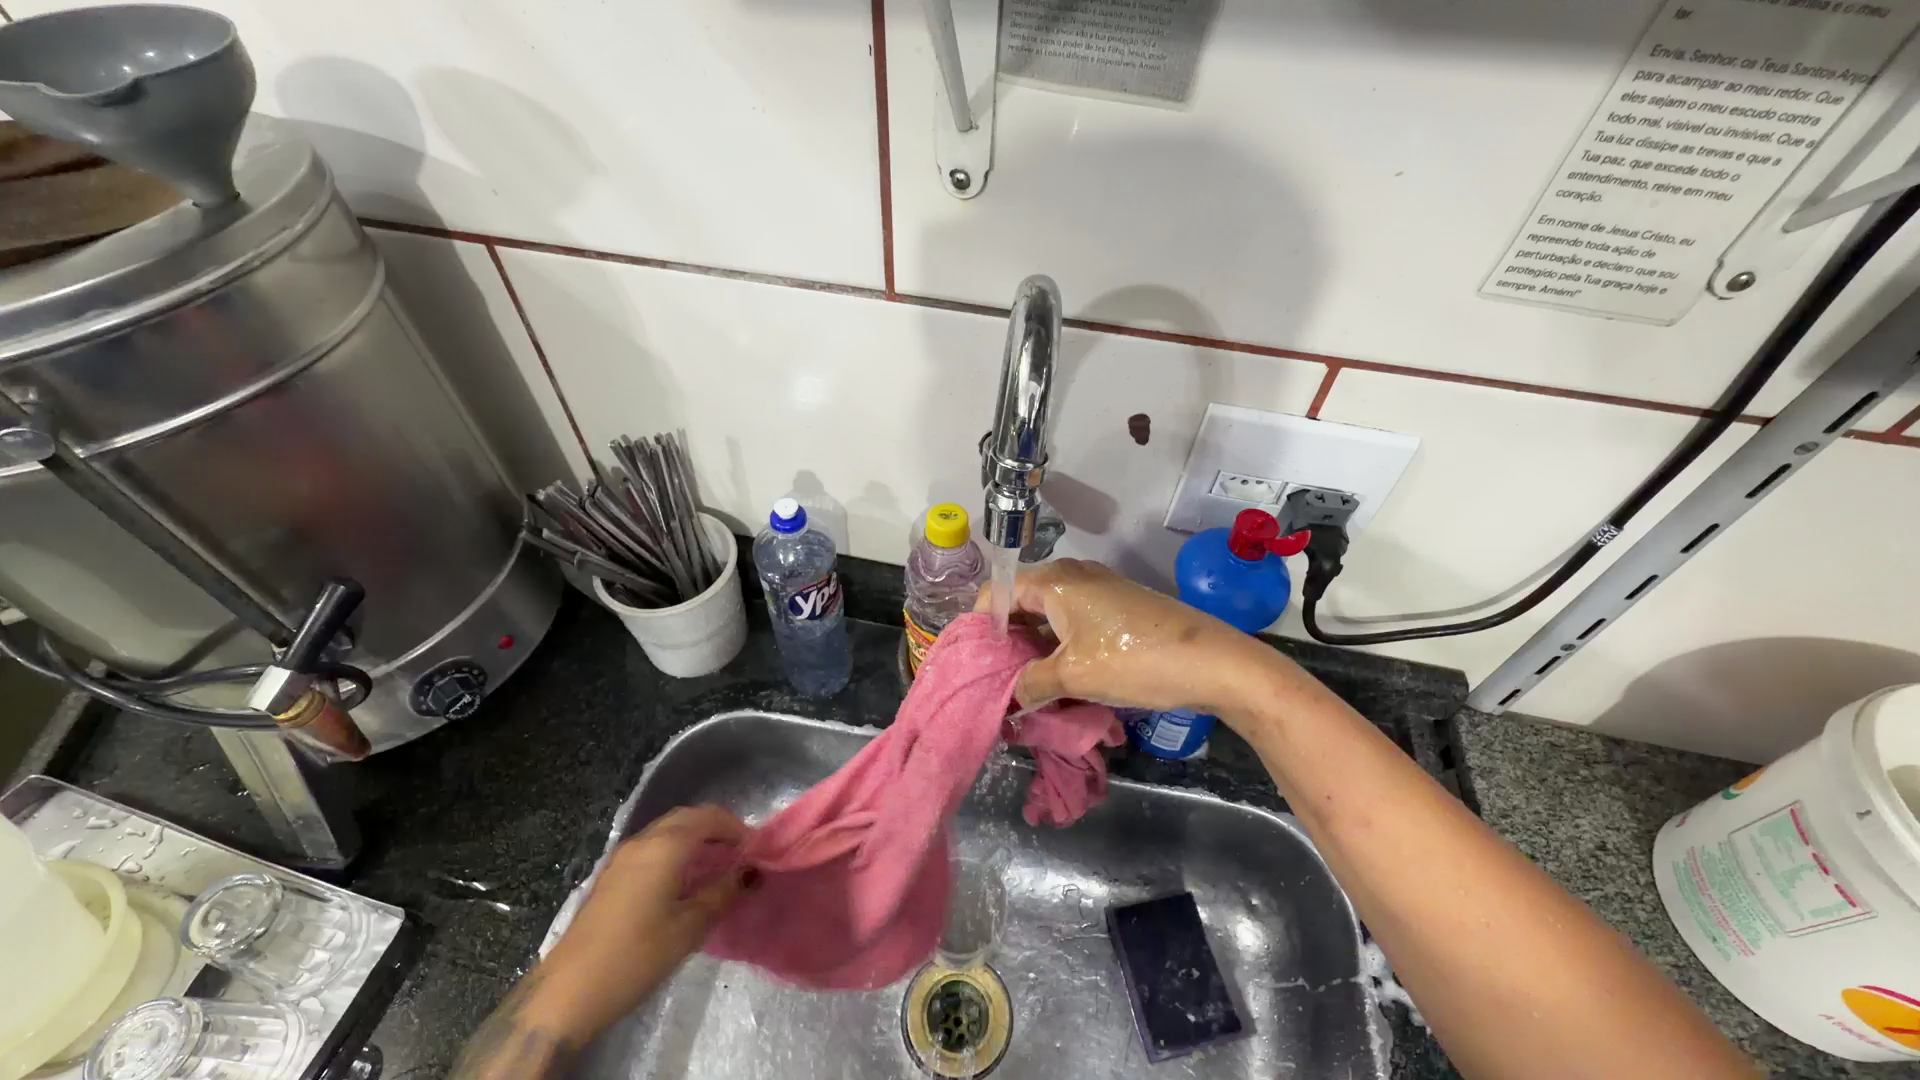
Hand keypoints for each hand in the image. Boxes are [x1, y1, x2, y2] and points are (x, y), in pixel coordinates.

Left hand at [521, 804, 753, 1041]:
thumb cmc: (637, 956)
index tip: (756, 851)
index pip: (709, 816)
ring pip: (667, 831)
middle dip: (717, 829)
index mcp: (665, 847)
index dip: (737, 827)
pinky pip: (653, 847)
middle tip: (740, 855)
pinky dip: (676, 851)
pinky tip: (684, 882)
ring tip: (717, 868)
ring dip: (695, 839)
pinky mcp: (611, 876)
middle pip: (687, 817)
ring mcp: (622, 857)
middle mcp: (643, 841)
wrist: (569, 991)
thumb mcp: (690, 927)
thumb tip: (750, 872)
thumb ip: (723, 892)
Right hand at [978, 558, 1283, 716]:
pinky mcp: (1119, 605)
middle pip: (1023, 602)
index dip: (982, 627)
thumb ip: (1031, 684)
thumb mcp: (1074, 677)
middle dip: (1009, 641)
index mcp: (1055, 581)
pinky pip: (1074, 619)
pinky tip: (1063, 676)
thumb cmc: (1135, 661)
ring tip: (1027, 685)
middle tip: (999, 680)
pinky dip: (1061, 644)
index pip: (997, 593)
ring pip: (1050, 614)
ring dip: (1036, 647)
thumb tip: (1010, 698)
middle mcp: (1074, 574)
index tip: (979, 665)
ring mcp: (1100, 587)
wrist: (1214, 661)